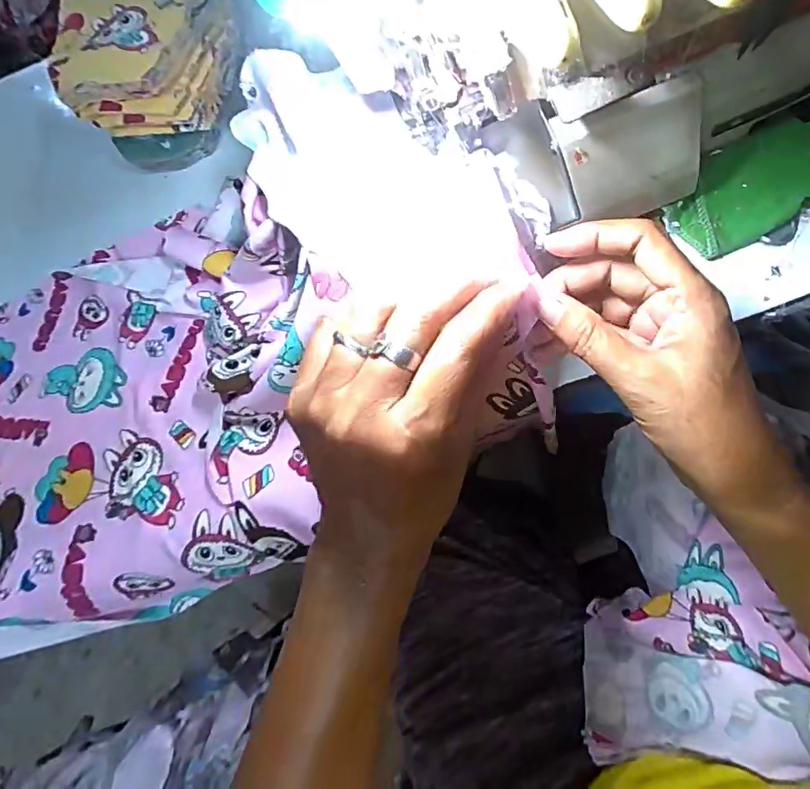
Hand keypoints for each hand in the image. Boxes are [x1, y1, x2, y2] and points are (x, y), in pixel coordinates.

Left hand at [286, 279, 523, 571]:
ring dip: (408, 293)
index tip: (510, 283)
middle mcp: (362, 410)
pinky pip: (331, 329)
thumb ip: (475, 372)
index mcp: (413, 432)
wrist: (363, 533)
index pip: (455, 349)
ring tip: (433, 290)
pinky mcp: (299, 394)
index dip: (487, 308)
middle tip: (478, 276)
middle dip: (453, 289)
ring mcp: (323, 399)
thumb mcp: (463, 440)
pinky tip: (387, 310)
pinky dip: (362, 312)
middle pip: (411, 323)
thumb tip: (500, 312)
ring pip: (368, 314)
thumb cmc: (426, 494)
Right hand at [536, 220, 800, 515]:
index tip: (552, 246)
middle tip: (536, 298)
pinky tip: (554, 336)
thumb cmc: (699, 423)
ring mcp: (664, 324)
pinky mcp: (653, 348)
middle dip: (577, 278)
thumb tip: (540, 300)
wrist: (734, 473)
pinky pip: (613, 326)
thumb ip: (587, 336)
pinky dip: (585, 329)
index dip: (595, 235)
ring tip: (538, 318)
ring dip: (576, 305)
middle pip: (621, 269)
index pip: (641, 241)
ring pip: (613, 298)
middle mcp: (677, 300)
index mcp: (689, 294)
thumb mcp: (638, 377)